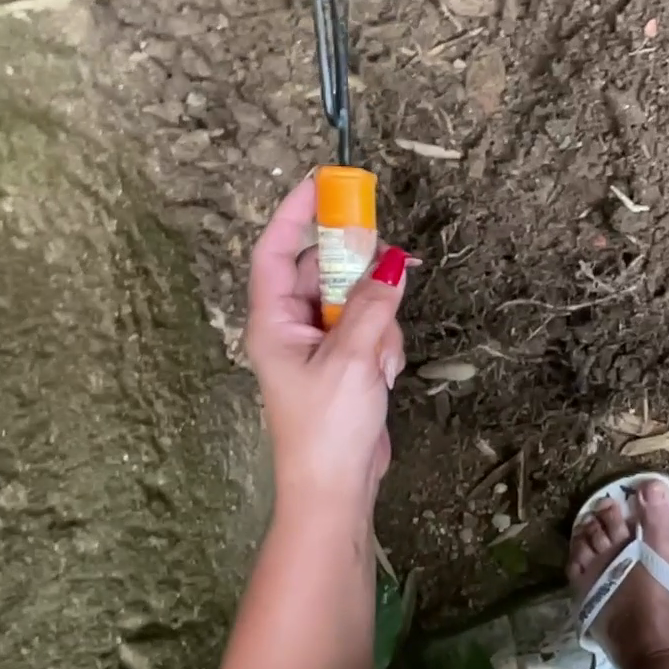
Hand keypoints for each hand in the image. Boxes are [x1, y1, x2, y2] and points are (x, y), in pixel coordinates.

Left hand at [245, 178, 408, 520]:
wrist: (337, 483)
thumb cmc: (328, 425)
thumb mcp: (353, 359)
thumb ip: (374, 306)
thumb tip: (394, 261)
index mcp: (274, 322)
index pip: (278, 253)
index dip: (296, 215)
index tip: (324, 184)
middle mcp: (294, 327)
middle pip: (328, 275)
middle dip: (362, 276)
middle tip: (394, 264)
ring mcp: (323, 345)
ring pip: (361, 303)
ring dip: (382, 322)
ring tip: (381, 362)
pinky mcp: (348, 362)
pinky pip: (374, 331)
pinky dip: (387, 344)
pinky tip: (385, 374)